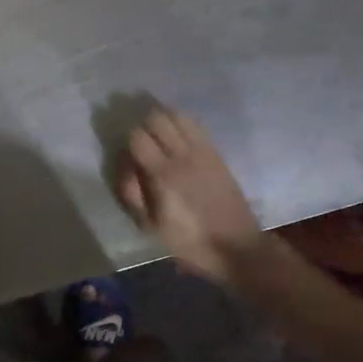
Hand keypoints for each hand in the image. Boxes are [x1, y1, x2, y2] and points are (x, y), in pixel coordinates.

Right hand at [116, 108, 270, 282]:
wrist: (238, 246)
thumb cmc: (190, 241)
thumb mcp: (151, 226)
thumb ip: (132, 192)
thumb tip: (125, 164)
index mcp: (163, 175)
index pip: (137, 136)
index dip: (128, 141)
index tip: (129, 155)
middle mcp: (182, 155)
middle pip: (156, 118)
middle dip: (144, 125)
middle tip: (143, 143)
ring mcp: (203, 151)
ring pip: (177, 115)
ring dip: (163, 119)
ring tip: (159, 135)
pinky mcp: (216, 152)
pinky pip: (195, 125)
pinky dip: (181, 124)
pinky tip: (178, 137)